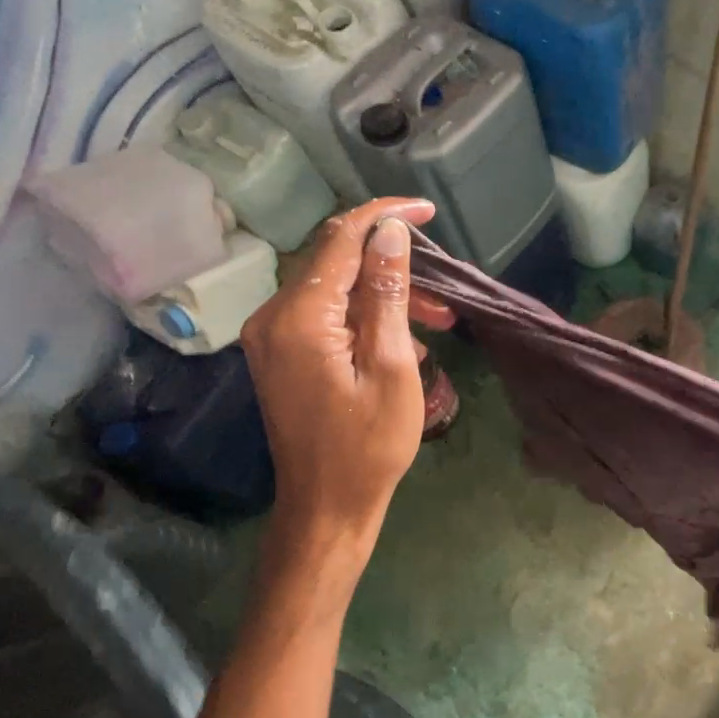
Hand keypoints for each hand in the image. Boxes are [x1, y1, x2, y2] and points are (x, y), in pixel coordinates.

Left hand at [241, 198, 452, 565]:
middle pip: (335, 262)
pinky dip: (364, 316)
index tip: (429, 210)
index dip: (385, 215)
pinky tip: (402, 338)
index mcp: (300, 317)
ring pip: (333, 289)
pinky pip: (324, 315)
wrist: (327, 507)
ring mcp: (272, 337)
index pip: (341, 239)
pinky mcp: (281, 355)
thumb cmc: (369, 445)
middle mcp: (274, 316)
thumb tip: (390, 233)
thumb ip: (386, 294)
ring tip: (438, 319)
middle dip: (393, 263)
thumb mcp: (392, 367)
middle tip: (446, 289)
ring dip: (384, 294)